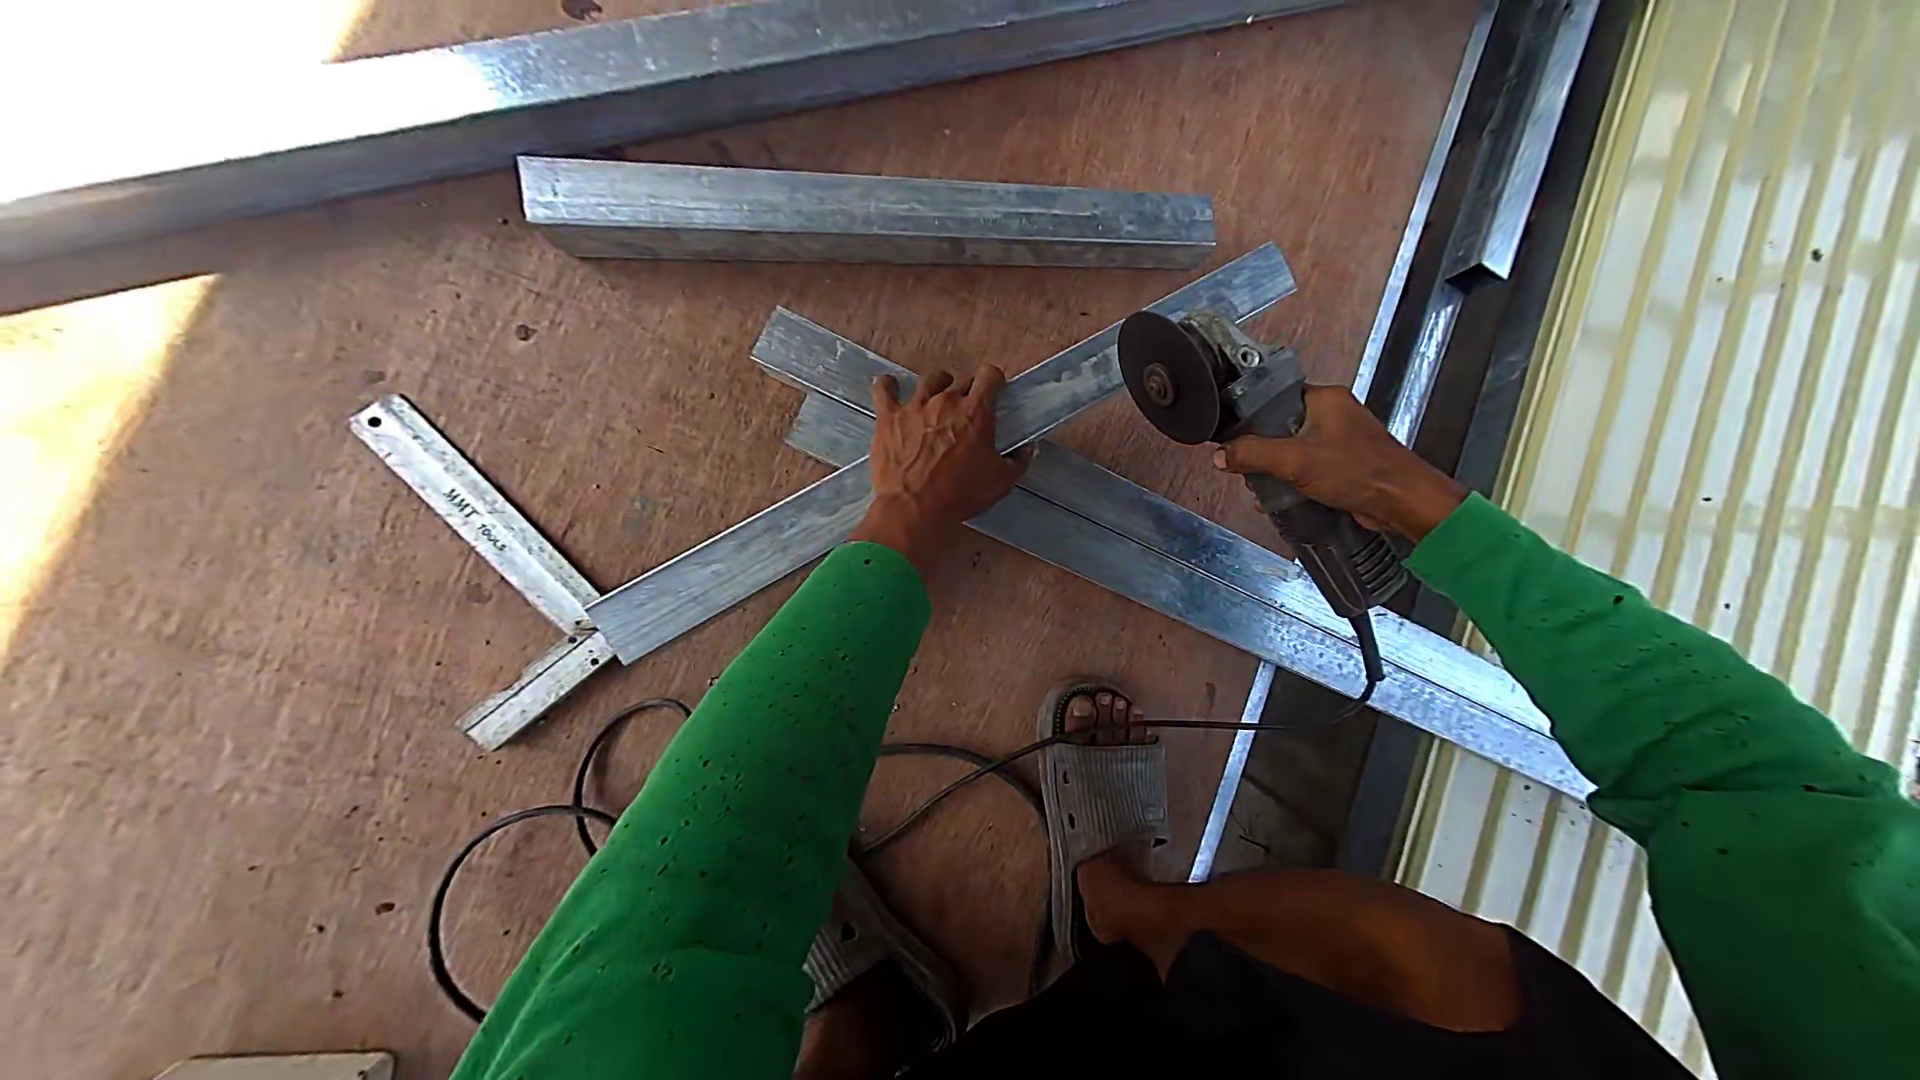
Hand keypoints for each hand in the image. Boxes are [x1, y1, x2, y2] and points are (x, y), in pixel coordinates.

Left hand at [848, 365, 1027, 575]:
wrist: (914, 509)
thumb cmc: (958, 496)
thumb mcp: (1000, 482)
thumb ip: (1018, 461)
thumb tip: (1027, 449)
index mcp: (975, 413)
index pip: (990, 376)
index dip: (993, 381)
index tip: (993, 390)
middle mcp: (945, 402)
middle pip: (961, 380)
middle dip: (967, 391)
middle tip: (967, 410)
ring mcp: (915, 407)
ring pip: (929, 380)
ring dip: (936, 385)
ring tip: (936, 398)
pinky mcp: (889, 418)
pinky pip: (884, 390)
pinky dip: (888, 386)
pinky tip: (890, 386)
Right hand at [1213, 386, 1466, 540]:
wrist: (1401, 501)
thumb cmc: (1362, 472)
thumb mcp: (1293, 461)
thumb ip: (1252, 455)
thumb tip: (1222, 454)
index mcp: (1325, 399)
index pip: (1275, 398)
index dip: (1252, 418)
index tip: (1236, 436)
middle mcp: (1333, 414)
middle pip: (1279, 426)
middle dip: (1261, 451)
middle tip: (1251, 468)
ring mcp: (1339, 439)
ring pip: (1291, 449)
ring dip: (1275, 469)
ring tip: (1266, 485)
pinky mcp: (1342, 462)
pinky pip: (1306, 466)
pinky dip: (1292, 480)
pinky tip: (1283, 496)